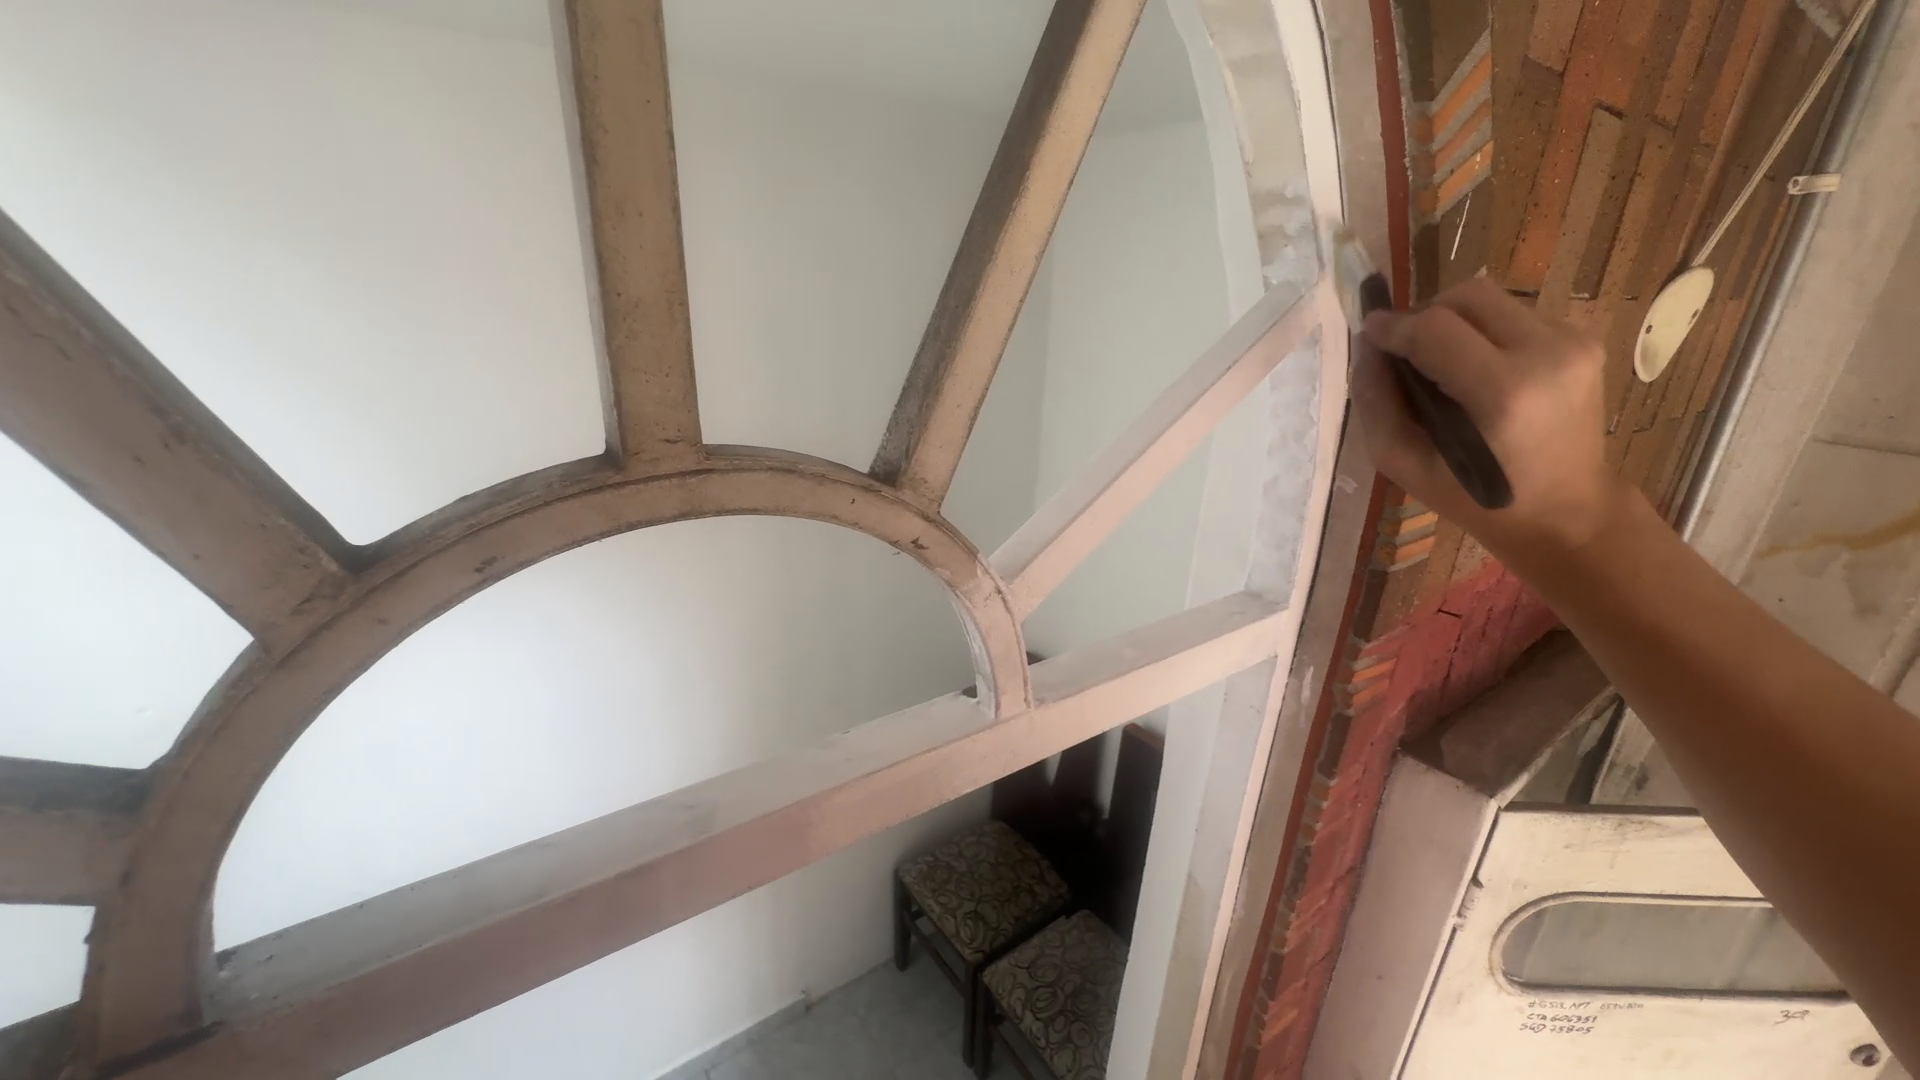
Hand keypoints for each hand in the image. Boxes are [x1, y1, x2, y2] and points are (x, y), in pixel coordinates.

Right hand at [1351, 277, 1633, 564]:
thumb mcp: (1404, 465)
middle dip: (1425, 314)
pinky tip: (1478, 372)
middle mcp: (1547, 354)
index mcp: (1503, 393)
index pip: (1434, 328)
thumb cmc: (1476, 499)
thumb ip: (1376, 403)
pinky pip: (1516, 315)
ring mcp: (1573, 343)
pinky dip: (1484, 333)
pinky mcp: (1584, 340)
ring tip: (1441, 364)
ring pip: (1492, 300)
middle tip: (1405, 349)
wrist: (1566, 512)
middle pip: (1467, 295)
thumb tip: (1366, 349)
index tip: (1369, 333)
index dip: (1393, 326)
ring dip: (1455, 322)